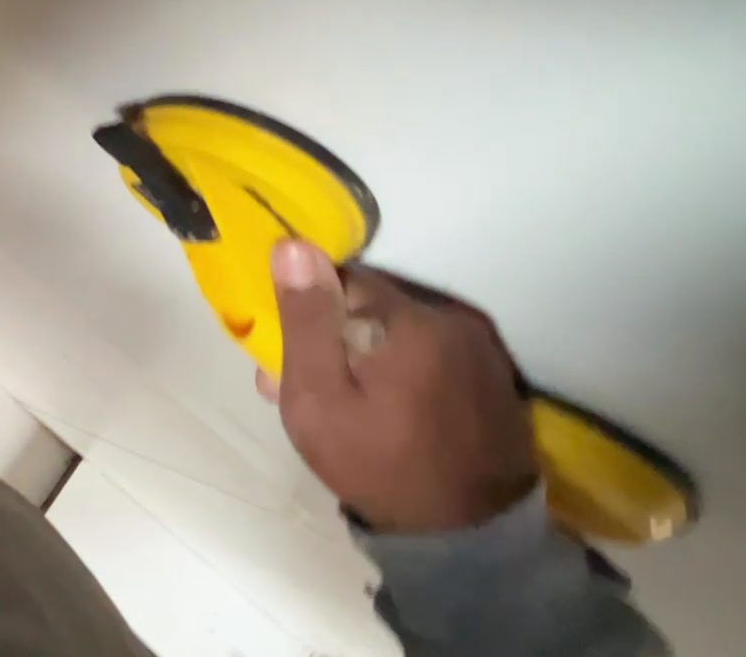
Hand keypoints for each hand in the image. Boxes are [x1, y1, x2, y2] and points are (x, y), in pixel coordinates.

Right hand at [268, 239, 538, 531]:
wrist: (465, 541)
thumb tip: (293, 245)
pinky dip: (401, 367)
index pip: (343, 278)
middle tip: (311, 383)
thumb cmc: (375, 460)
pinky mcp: (496, 380)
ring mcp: (485, 352)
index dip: (311, 309)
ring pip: (401, 328)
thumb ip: (305, 317)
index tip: (291, 351)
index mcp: (415, 320)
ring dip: (367, 350)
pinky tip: (385, 405)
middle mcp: (458, 323)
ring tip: (345, 398)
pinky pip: (431, 352)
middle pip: (374, 303)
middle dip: (336, 331)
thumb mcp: (316, 392)